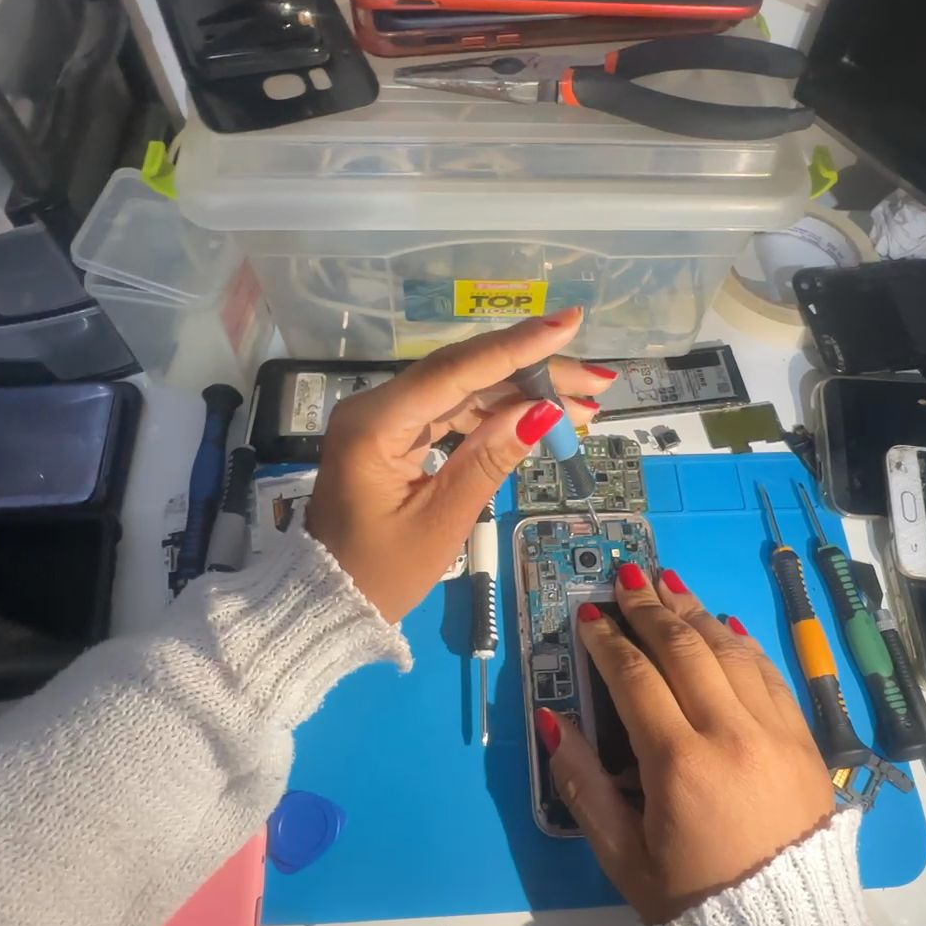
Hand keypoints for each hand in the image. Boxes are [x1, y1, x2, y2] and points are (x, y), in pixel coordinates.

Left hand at [306, 311, 617, 621]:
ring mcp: (386, 418)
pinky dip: (497, 414)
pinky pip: (454, 411)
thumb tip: (542, 411)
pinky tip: (539, 416)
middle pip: (464, 373)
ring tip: (583, 404)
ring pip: (464, 390)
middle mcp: (377, 407)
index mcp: (375, 425)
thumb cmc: (380, 574)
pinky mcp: (397, 434)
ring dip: (522, 393)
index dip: (516, 348)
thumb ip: (489, 461)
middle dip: (533, 371)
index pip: (454, 372)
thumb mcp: (442, 523)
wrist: (329, 599)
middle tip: (596, 378)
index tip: (568, 325)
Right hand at [538, 564, 837, 923]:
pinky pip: (770, 672)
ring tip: (668, 582)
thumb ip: (583, 785)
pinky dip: (742, 641)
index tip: (590, 616)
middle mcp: (730, 732)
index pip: (635, 676)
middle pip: (684, 648)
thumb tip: (553, 722)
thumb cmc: (695, 896)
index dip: (608, 641)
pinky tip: (723, 621)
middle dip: (650, 608)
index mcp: (680, 762)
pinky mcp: (804, 737)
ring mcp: (774, 730)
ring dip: (695, 610)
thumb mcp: (623, 856)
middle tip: (627, 578)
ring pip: (729, 649)